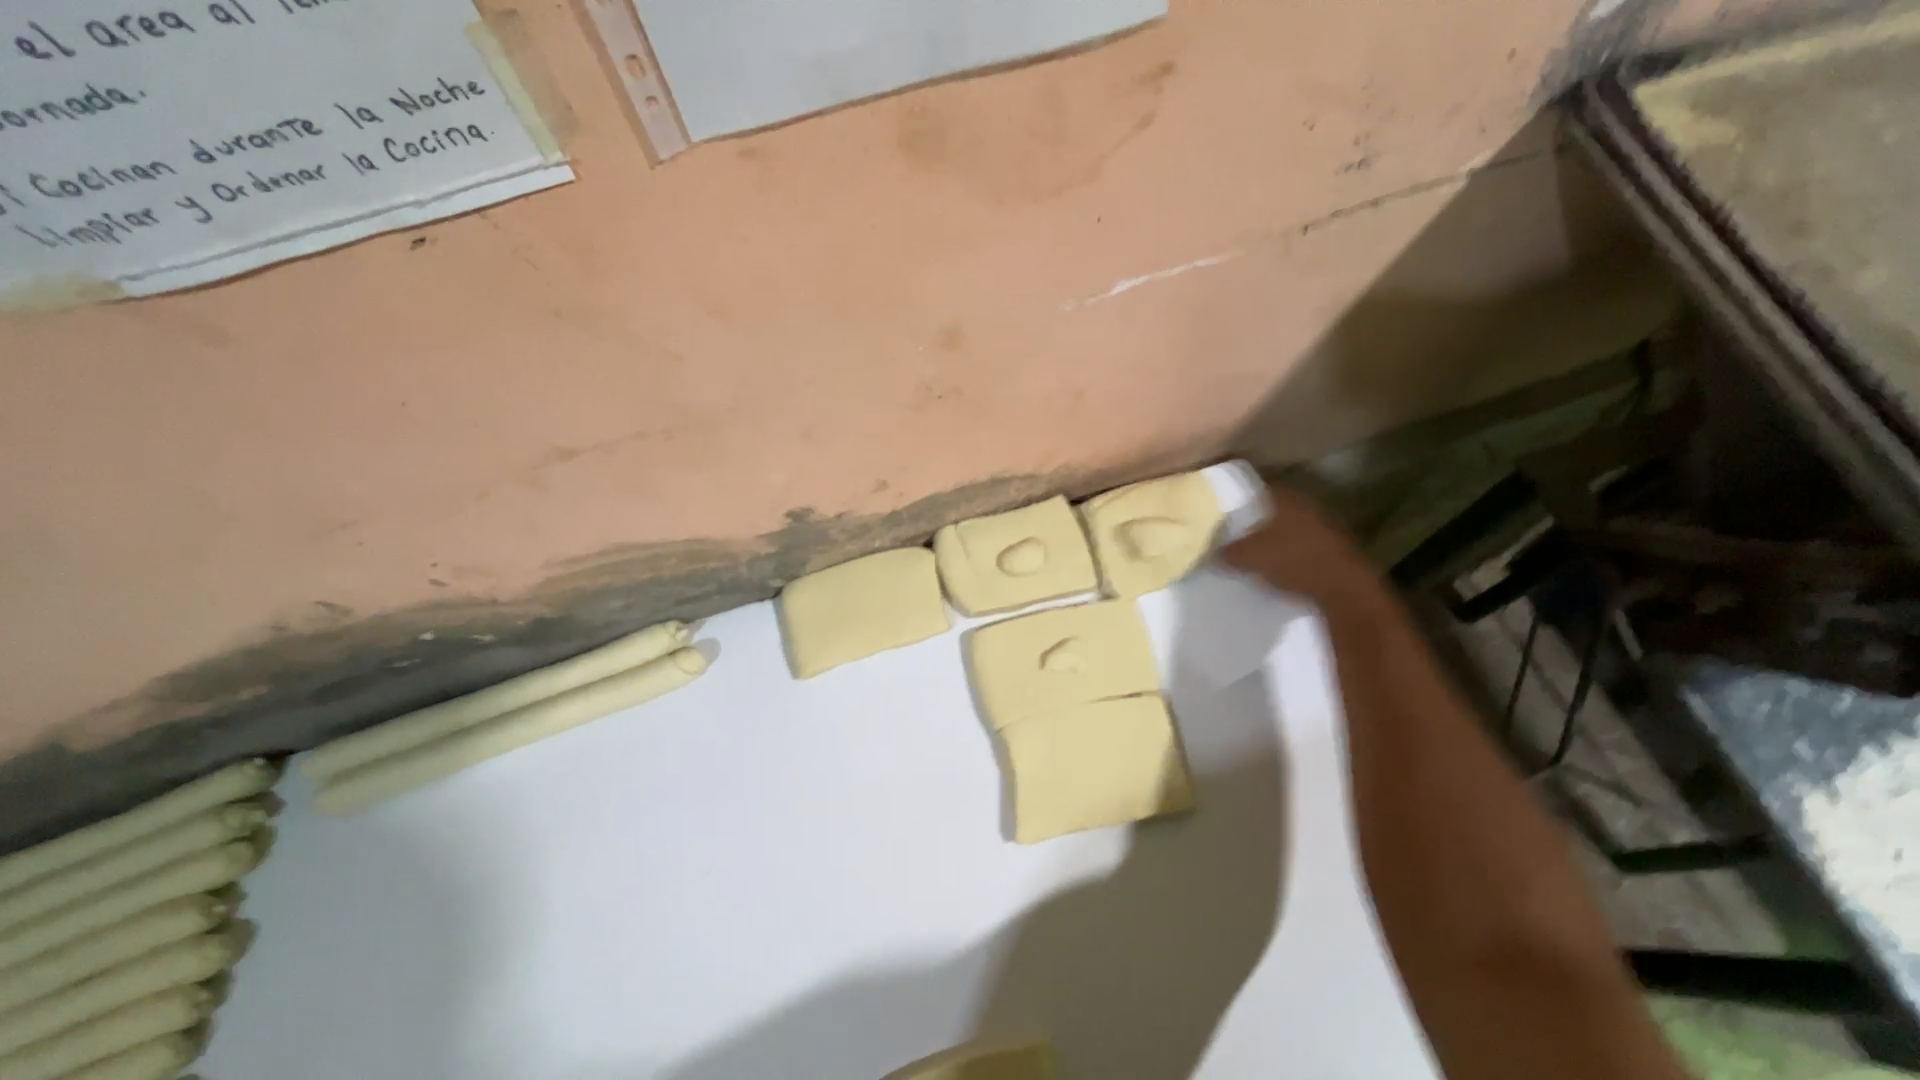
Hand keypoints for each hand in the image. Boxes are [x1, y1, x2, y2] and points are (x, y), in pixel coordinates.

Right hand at [1222, 485, 1383, 610]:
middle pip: (1277, 506)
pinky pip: (1307, 543)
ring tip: (1259, 549)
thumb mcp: (1249, 558)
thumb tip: (1213, 553)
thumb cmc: (1292, 561)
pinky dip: (1294, 550)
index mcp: (1286, 497)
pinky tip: (1283, 564)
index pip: (1259, 487)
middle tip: (1239, 530)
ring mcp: (1327, 524)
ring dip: (1279, 535)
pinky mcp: (1338, 547)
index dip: (1241, 497)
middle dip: (1259, 518)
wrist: (1344, 588)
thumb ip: (1228, 552)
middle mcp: (1308, 504)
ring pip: (1294, 525)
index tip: (1226, 508)